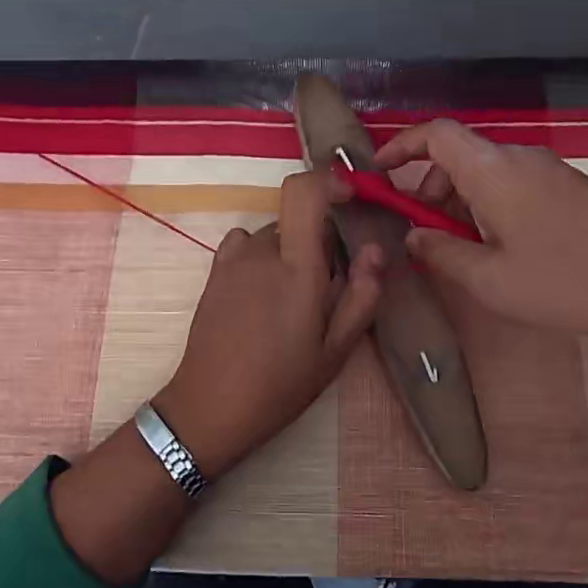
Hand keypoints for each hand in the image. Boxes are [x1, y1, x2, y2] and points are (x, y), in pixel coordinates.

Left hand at [153, 171, 383, 476]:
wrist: (211, 405)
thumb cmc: (280, 384)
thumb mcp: (334, 351)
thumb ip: (361, 296)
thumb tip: (375, 250)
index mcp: (296, 268)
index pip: (304, 191)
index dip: (329, 181)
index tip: (350, 198)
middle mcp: (261, 252)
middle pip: (296, 220)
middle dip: (319, 240)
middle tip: (328, 288)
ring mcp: (231, 261)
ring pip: (273, 236)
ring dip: (290, 253)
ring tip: (293, 303)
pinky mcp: (213, 274)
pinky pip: (245, 247)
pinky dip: (262, 258)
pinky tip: (262, 296)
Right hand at [374, 120, 587, 378]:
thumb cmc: (561, 282)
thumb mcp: (487, 278)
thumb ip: (439, 253)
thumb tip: (412, 237)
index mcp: (494, 170)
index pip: (436, 134)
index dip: (401, 146)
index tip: (378, 175)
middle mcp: (519, 159)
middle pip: (458, 155)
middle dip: (427, 188)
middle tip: (420, 234)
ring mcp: (548, 171)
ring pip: (484, 173)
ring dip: (457, 203)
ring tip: (457, 250)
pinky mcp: (566, 189)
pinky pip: (511, 185)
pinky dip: (486, 207)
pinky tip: (495, 248)